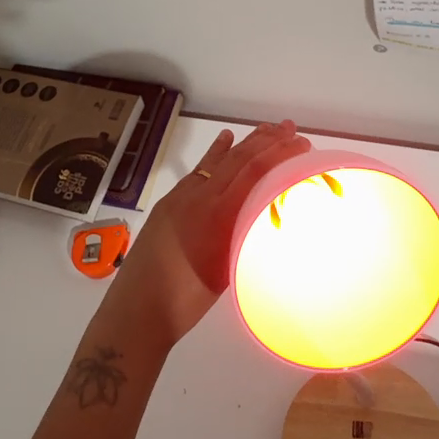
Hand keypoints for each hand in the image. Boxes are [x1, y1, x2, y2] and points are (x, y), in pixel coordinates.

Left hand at [104, 121, 311, 350]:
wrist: (137, 310)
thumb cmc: (187, 302)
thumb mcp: (228, 269)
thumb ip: (245, 237)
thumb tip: (265, 218)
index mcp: (217, 214)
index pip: (254, 171)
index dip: (279, 154)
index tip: (301, 144)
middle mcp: (199, 197)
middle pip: (238, 159)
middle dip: (267, 141)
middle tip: (290, 128)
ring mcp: (180, 197)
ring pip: (218, 161)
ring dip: (244, 143)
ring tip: (266, 129)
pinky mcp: (169, 204)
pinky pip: (199, 171)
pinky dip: (216, 154)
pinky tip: (224, 141)